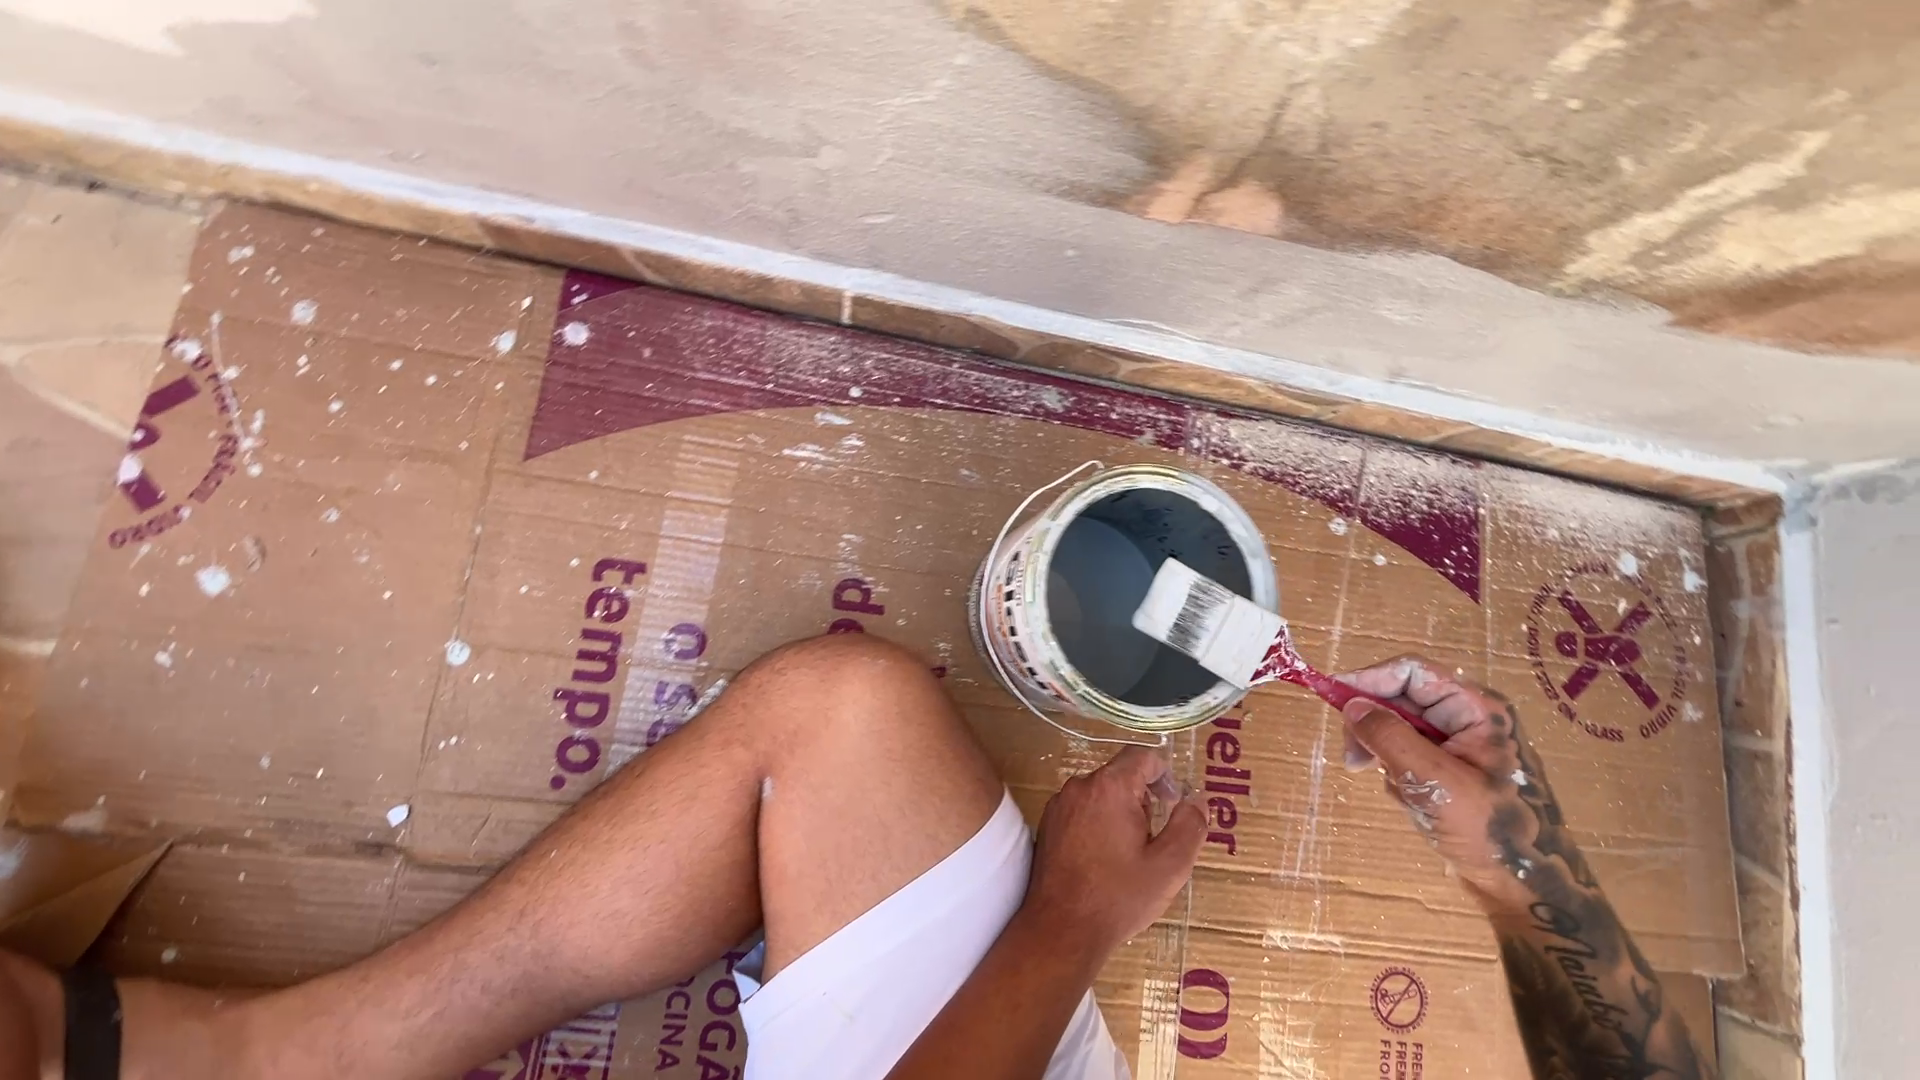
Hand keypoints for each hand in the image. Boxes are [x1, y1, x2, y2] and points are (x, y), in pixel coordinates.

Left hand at [1022, 746, 1205, 958]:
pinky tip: (1103, 860)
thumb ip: (1189, 825)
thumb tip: (1197, 799)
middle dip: (1142, 799)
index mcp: (1110, 787)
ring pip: (1101, 794)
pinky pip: (1081, 810)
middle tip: (1153, 840)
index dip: (1164, 774)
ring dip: (1120, 813)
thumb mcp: (1169, 865)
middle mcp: (1080, 786)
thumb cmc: (1118, 896)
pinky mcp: (1047, 823)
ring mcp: (1059, 804)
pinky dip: (1097, 823)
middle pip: (1121, 775)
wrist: (1062, 928)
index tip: (1173, 804)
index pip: (1142, 756)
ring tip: (1129, 855)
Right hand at [1335, 655, 1592, 915]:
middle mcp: (1469, 718)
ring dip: (1384, 754)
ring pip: (1398, 727)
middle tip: (1353, 759)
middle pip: (1400, 698)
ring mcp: (1461, 743)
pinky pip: (1407, 752)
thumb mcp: (1433, 782)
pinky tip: (1409, 798)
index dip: (1367, 679)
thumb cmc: (1489, 831)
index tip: (1330, 698)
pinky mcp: (1452, 767)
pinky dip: (1396, 771)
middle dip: (1373, 726)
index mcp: (1477, 709)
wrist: (1527, 890)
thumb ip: (1390, 737)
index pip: (1410, 672)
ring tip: (1393, 787)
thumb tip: (1351, 705)